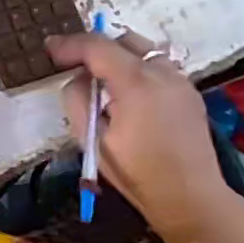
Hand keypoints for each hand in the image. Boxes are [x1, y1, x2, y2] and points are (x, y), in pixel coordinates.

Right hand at [48, 30, 240, 242]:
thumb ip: (77, 99)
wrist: (194, 202)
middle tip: (74, 66)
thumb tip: (79, 79)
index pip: (96, 46)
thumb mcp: (93, 139)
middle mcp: (162, 72)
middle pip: (121, 40)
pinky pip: (157, 65)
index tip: (49, 49)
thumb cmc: (138, 174)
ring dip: (118, 56)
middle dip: (94, 48)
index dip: (69, 44)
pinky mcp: (190, 92)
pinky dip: (137, 68)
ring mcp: (180, 80)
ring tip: (103, 80)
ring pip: (142, 49)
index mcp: (136, 83)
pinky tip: (129, 94)